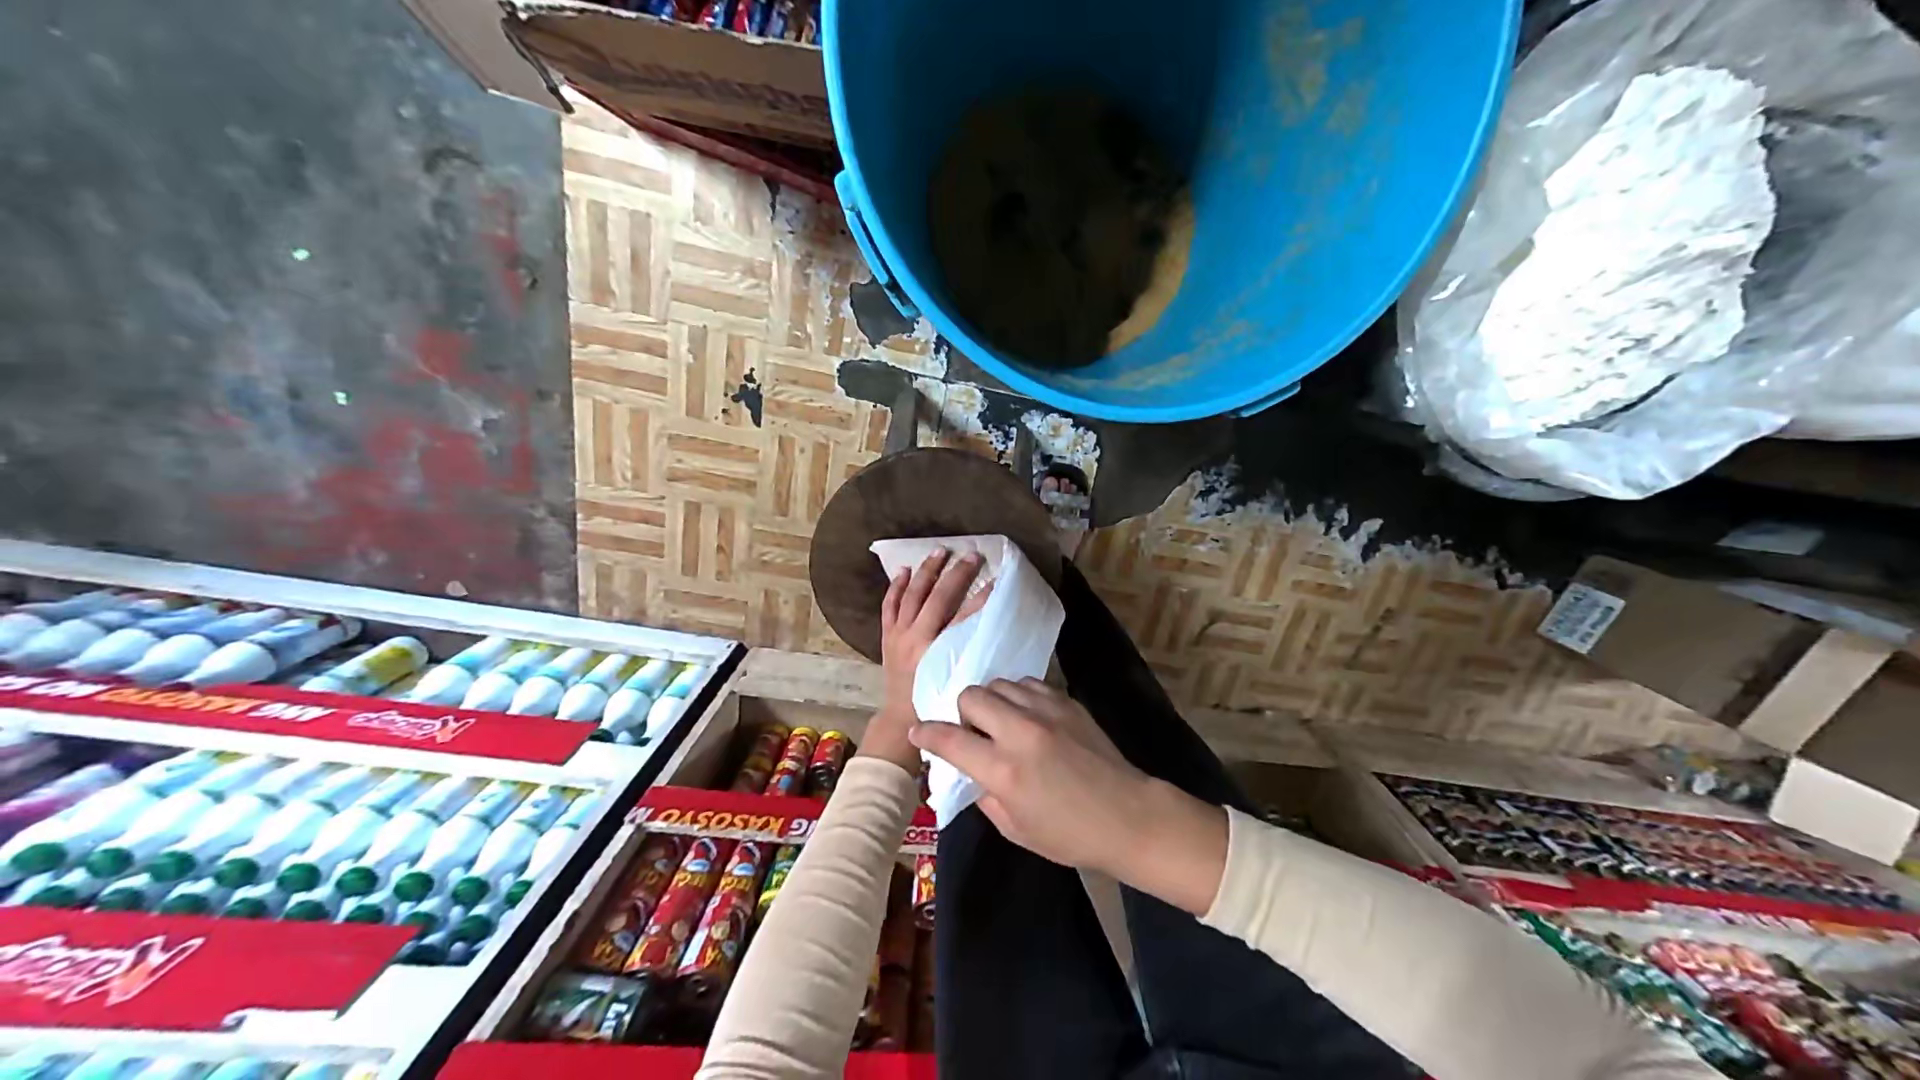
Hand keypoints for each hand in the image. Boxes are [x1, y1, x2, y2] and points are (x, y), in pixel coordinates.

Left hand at [863, 549, 985, 771]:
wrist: (899, 717)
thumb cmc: (933, 703)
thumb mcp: (958, 680)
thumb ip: (971, 655)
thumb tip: (991, 630)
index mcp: (936, 653)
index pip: (963, 618)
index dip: (982, 598)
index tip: (997, 582)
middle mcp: (915, 639)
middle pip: (938, 598)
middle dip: (957, 575)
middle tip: (973, 556)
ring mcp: (898, 635)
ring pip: (912, 595)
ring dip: (927, 571)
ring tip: (940, 551)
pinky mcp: (887, 635)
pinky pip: (890, 605)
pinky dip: (896, 586)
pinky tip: (903, 570)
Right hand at [908, 678, 1229, 915]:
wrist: (1128, 816)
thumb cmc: (1069, 834)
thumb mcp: (1015, 828)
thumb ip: (983, 794)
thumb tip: (967, 771)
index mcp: (1004, 770)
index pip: (950, 739)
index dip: (927, 733)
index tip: (919, 731)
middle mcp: (1021, 732)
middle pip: (972, 696)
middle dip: (963, 712)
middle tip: (973, 731)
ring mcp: (1047, 712)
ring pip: (999, 683)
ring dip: (991, 701)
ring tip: (1000, 721)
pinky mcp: (1067, 702)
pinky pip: (1028, 684)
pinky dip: (1018, 696)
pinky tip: (1026, 716)